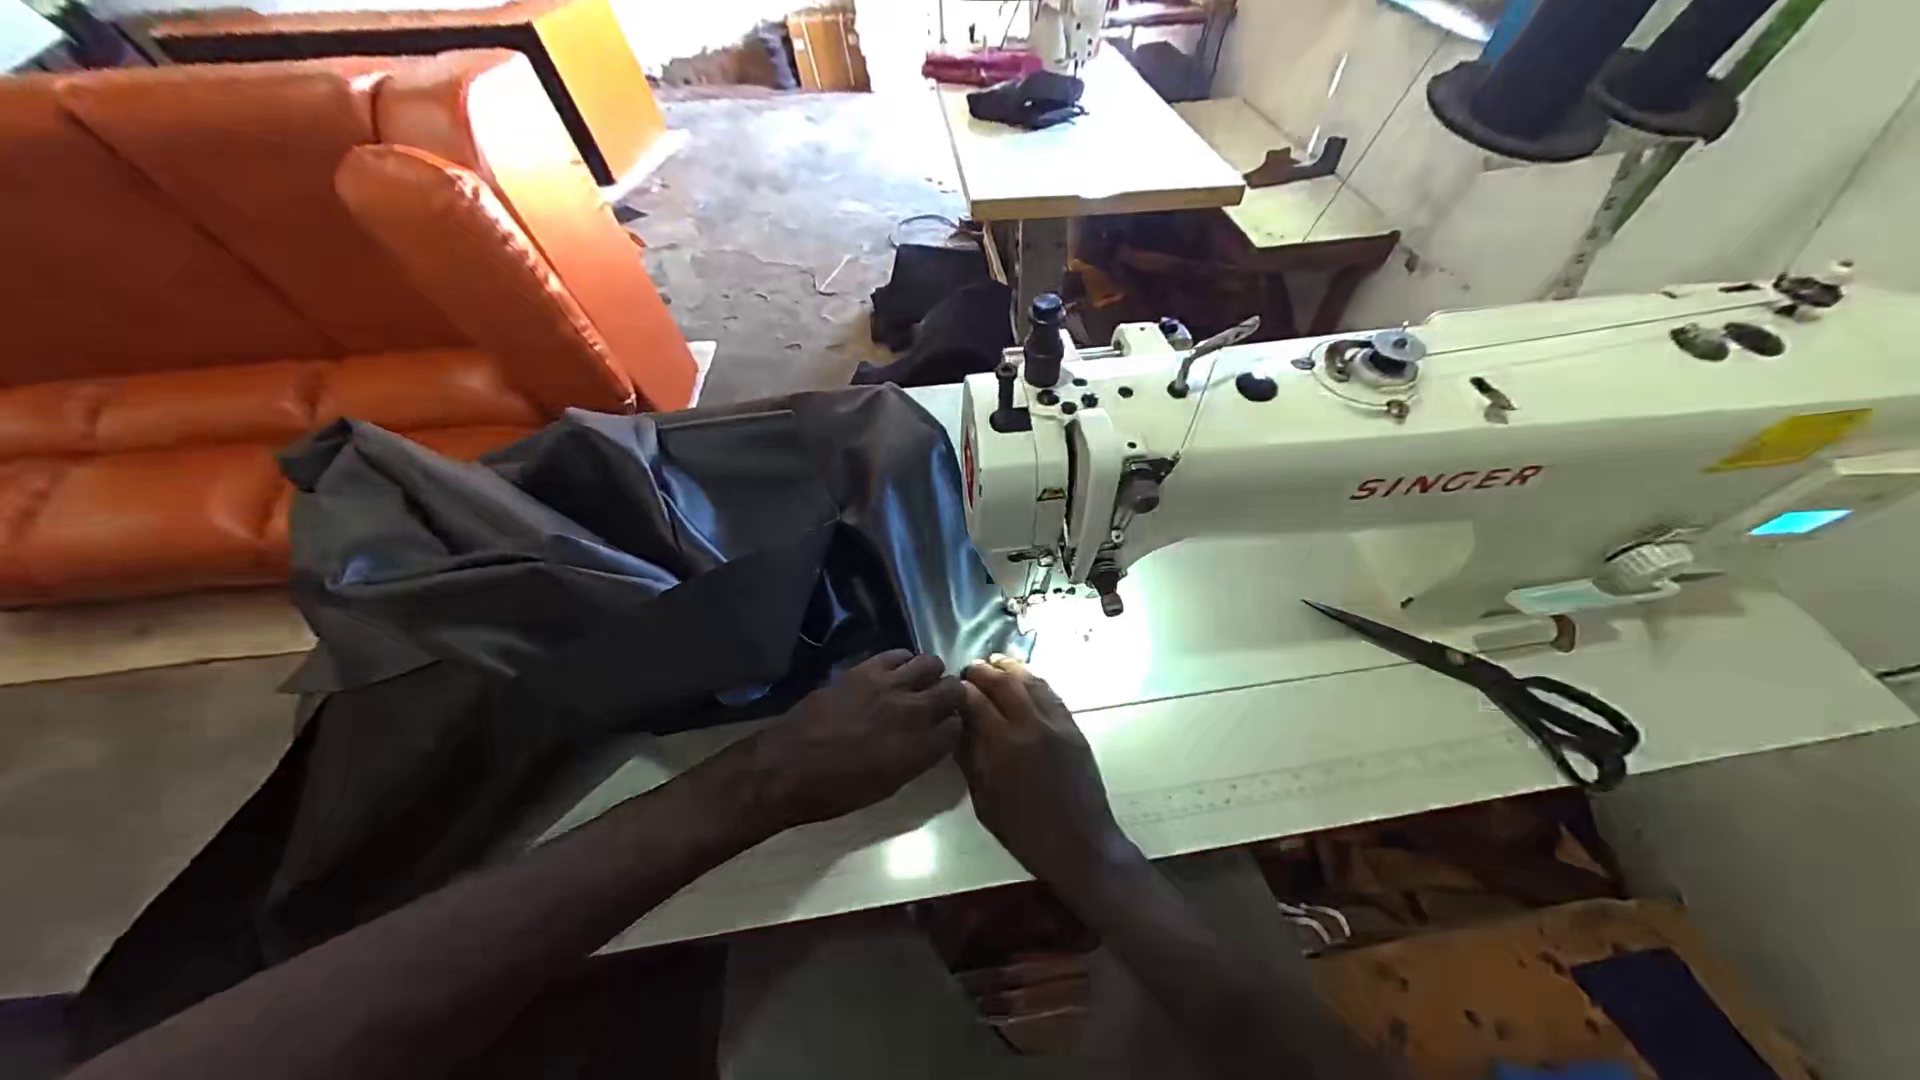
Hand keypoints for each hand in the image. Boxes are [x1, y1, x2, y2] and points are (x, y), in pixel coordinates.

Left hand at [731, 650, 967, 830]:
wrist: (787, 768)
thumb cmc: (836, 791)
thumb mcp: (887, 785)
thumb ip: (916, 757)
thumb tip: (927, 740)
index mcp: (920, 750)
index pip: (957, 727)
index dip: (952, 727)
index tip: (944, 728)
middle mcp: (913, 712)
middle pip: (953, 690)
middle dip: (950, 696)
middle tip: (937, 702)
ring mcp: (890, 686)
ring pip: (930, 663)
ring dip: (929, 674)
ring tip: (916, 683)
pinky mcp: (866, 669)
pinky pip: (898, 653)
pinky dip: (903, 661)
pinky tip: (893, 673)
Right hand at [957, 655, 1134, 885]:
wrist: (1078, 844)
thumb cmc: (1024, 831)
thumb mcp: (984, 799)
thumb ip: (971, 759)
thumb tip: (959, 728)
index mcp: (1002, 745)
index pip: (975, 702)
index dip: (960, 690)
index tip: (951, 686)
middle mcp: (1029, 725)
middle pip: (1002, 684)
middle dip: (982, 672)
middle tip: (970, 668)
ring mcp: (1055, 723)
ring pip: (1029, 682)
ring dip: (1010, 668)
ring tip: (996, 661)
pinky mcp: (1072, 727)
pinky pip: (1051, 694)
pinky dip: (1035, 680)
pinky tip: (1025, 678)